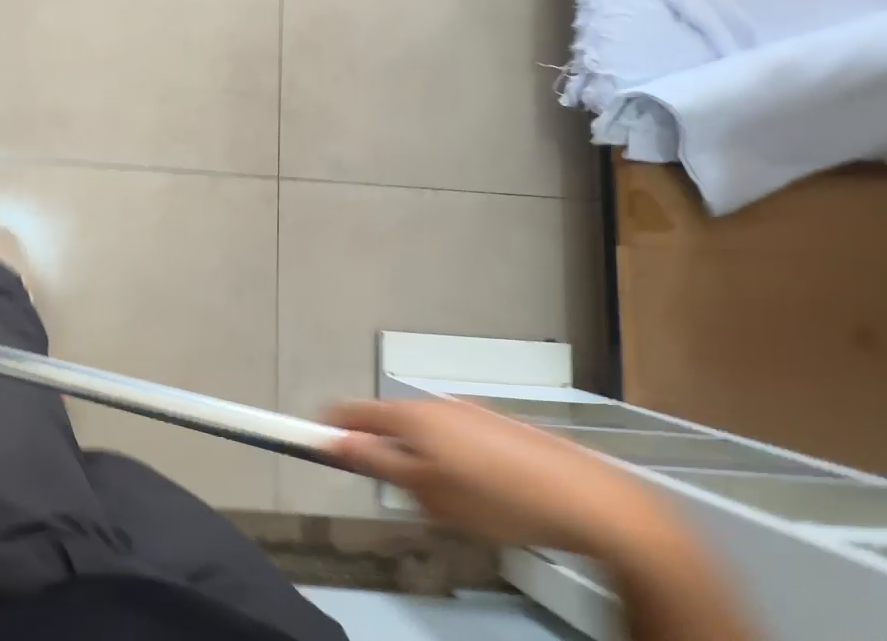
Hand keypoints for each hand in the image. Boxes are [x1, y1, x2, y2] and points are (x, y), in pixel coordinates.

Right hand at [327, 398, 676, 556]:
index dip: (327, 427)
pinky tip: (484, 496)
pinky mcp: (502, 428)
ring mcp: (472, 413)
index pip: (349, 410)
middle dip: (384, 453)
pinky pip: (458, 440)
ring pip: (425, 434)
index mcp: (410, 414)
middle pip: (388, 422)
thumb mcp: (426, 491)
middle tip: (402, 494)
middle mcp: (437, 404)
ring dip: (421, 460)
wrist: (593, 503)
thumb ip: (374, 462)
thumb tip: (332, 440)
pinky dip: (454, 461)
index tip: (314, 446)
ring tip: (449, 502)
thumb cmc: (498, 499)